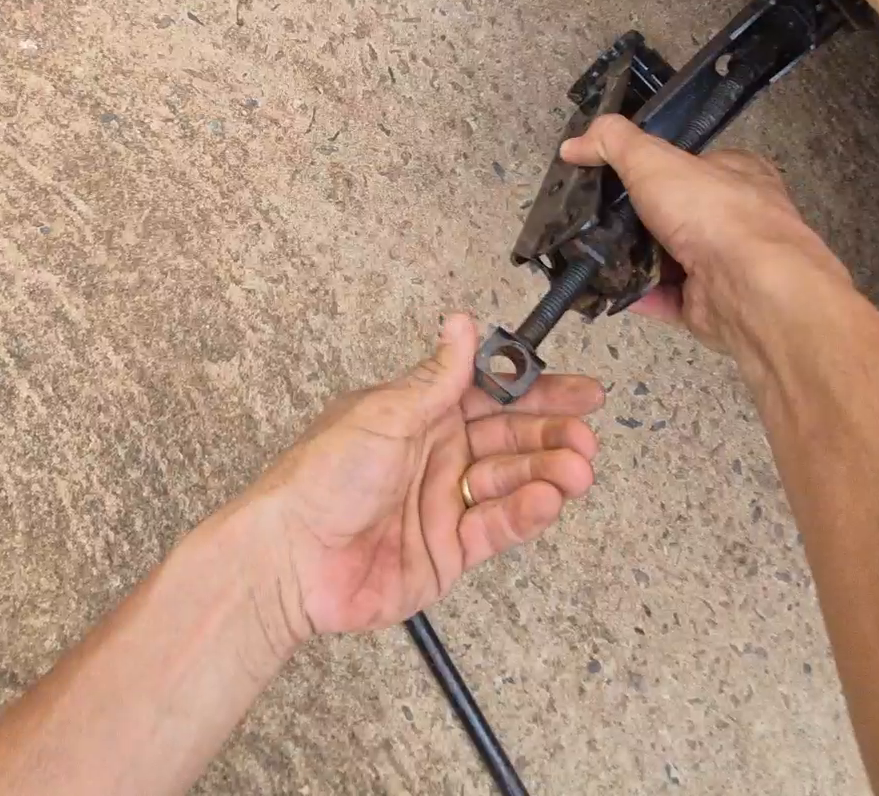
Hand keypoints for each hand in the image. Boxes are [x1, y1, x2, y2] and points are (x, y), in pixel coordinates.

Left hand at [241, 314, 603, 639]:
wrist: (293, 556)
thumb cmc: (324, 475)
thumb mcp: (385, 413)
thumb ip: (436, 378)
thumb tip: (460, 322)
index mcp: (420, 413)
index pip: (491, 394)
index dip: (537, 392)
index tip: (580, 392)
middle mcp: (437, 453)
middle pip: (509, 437)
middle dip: (551, 434)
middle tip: (585, 437)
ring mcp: (445, 501)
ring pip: (510, 480)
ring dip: (547, 472)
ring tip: (577, 469)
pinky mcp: (450, 548)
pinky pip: (497, 525)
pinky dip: (526, 512)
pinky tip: (548, 499)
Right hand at [559, 114, 851, 354]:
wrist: (747, 286)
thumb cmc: (713, 213)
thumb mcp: (653, 159)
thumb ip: (612, 143)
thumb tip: (573, 144)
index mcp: (734, 173)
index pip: (688, 163)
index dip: (648, 166)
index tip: (610, 174)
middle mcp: (733, 218)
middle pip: (671, 213)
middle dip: (633, 217)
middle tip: (593, 216)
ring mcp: (721, 264)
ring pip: (664, 258)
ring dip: (629, 257)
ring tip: (589, 250)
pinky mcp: (706, 303)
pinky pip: (659, 297)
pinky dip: (631, 293)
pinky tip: (602, 286)